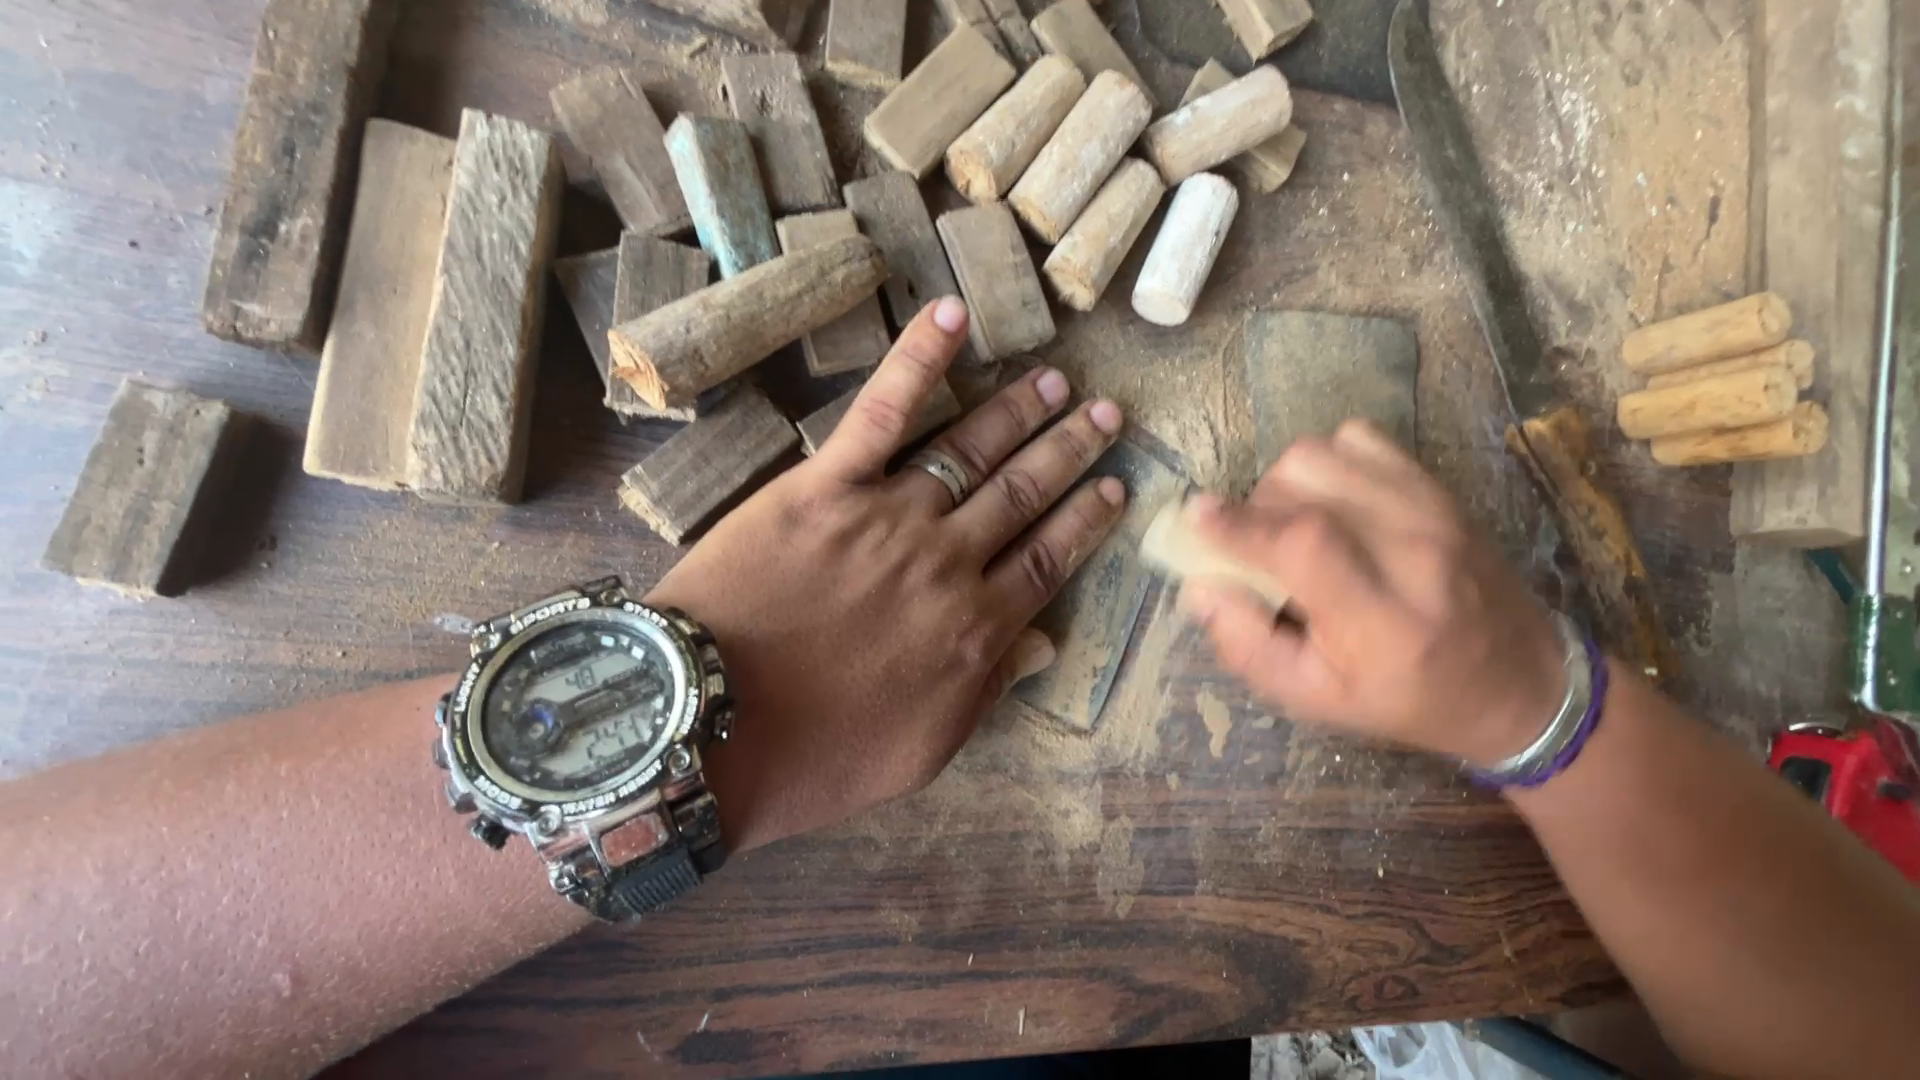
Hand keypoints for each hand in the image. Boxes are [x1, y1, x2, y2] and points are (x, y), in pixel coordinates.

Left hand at [649, 298, 1128, 852]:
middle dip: (1070, 451)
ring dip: (1019, 411)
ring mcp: (888, 516)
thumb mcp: (923, 749)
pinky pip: (882, 411)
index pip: (1049, 560)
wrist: (708, 734)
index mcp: (975, 628)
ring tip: (1056, 381)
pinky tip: (952, 315)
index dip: (1086, 520)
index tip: (1115, 486)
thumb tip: (1042, 643)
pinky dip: (919, 359)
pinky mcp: (825, 486)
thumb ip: (987, 689)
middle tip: (1105, 413)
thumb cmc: (817, 754)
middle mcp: (947, 562)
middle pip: (1023, 495)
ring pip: (971, 450)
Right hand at [1179, 420, 1565, 765]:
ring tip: (1290, 523)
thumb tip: (1199, 585)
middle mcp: (1411, 551)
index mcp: (1382, 620)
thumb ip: (1247, 647)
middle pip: (1301, 484)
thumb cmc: (1405, 698)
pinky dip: (1325, 462)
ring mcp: (1431, 509)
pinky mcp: (1438, 487)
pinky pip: (1356, 439)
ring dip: (1283, 485)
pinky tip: (1328, 500)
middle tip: (1256, 550)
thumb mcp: (1315, 700)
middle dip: (1254, 511)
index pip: (1303, 544)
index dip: (1239, 524)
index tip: (1195, 516)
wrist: (1519, 681)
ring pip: (1320, 453)